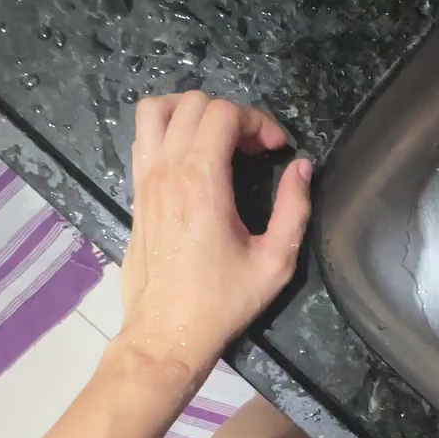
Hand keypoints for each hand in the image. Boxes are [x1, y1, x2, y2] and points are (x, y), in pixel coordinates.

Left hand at [117, 91, 312, 376]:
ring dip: (192, 111)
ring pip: (157, 110)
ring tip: (219, 139)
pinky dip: (170, 131)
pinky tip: (194, 159)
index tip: (277, 151)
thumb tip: (302, 169)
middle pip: (194, 104)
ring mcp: (145, 180)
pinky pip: (144, 138)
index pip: (224, 114)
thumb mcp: (275, 263)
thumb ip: (294, 210)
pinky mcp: (136, 194)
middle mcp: (167, 171)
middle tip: (255, 150)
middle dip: (232, 115)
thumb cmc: (222, 302)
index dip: (258, 121)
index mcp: (202, 182)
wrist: (167, 334)